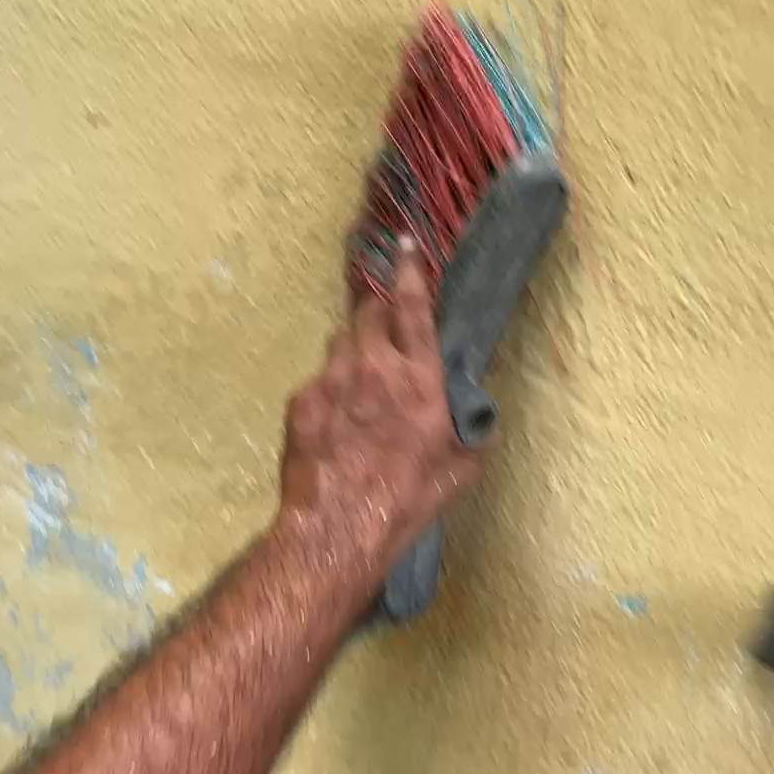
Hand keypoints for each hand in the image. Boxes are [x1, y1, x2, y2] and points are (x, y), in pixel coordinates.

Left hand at [277, 235, 481, 582]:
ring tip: (360, 391)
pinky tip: (335, 426)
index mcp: (419, 378)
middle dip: (379, 318)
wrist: (340, 526)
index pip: (414, 309)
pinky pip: (319, 380)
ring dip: (354, 355)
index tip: (404, 247)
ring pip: (341, 344)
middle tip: (386, 344)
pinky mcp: (301, 399)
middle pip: (369, 315)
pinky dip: (330, 392)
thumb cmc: (410, 498)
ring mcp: (332, 379)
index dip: (411, 273)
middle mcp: (374, 366)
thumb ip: (470, 428)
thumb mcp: (461, 467)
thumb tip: (472, 414)